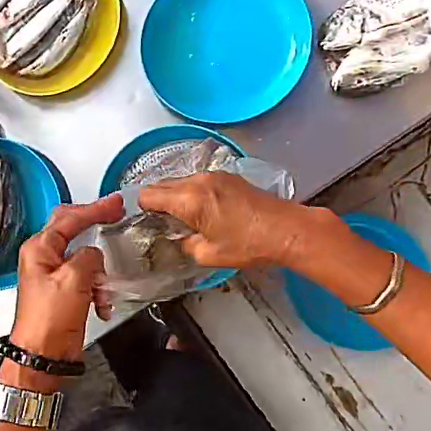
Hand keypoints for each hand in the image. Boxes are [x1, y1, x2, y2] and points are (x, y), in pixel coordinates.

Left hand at [9, 195, 124, 362]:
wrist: (43, 355)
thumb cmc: (47, 322)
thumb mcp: (73, 281)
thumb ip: (88, 257)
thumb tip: (95, 253)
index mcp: (38, 249)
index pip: (69, 218)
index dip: (94, 208)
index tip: (114, 203)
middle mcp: (42, 258)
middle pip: (72, 230)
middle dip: (95, 225)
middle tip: (115, 214)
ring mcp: (52, 274)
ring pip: (83, 257)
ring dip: (99, 271)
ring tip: (103, 286)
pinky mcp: (62, 291)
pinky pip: (85, 279)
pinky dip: (97, 289)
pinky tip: (100, 303)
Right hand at [137, 172, 316, 268]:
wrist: (289, 230)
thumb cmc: (249, 245)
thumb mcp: (208, 255)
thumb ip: (185, 244)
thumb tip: (179, 238)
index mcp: (188, 200)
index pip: (147, 195)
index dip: (141, 208)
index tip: (145, 221)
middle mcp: (197, 182)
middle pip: (161, 184)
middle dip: (156, 201)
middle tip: (161, 222)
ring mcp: (214, 176)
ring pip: (179, 181)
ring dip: (175, 196)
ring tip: (184, 217)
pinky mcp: (228, 177)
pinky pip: (198, 181)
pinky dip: (192, 192)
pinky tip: (203, 209)